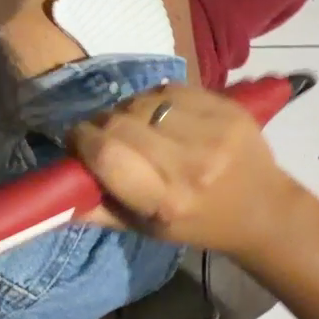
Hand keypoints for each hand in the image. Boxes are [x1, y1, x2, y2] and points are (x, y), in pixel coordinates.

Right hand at [70, 84, 304, 256]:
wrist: (264, 210)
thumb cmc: (196, 224)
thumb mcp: (144, 229)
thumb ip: (98, 210)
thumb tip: (55, 194)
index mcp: (166, 200)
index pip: (107, 155)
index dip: (82, 140)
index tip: (75, 142)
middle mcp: (190, 164)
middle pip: (120, 123)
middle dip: (99, 124)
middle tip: (99, 134)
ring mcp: (213, 132)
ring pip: (143, 101)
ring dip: (127, 110)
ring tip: (131, 125)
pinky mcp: (228, 108)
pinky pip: (171, 89)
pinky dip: (154, 99)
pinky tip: (158, 114)